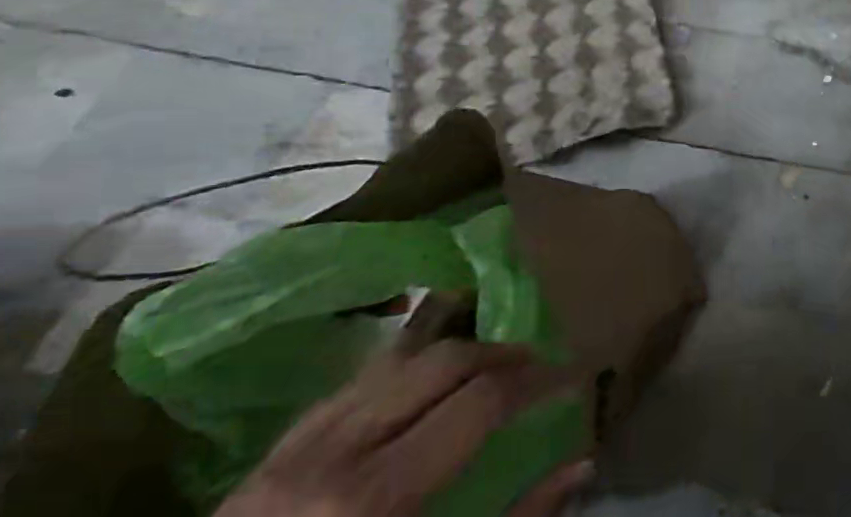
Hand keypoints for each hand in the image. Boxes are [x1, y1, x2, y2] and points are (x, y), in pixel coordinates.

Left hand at [215, 341, 593, 516]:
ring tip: (487, 369)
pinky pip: (355, 385)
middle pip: (443, 361)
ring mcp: (296, 446)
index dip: (536, 380)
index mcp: (375, 495)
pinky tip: (421, 392)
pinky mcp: (272, 452)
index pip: (480, 400)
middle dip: (501, 354)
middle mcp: (336, 452)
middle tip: (535, 367)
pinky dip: (403, 374)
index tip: (569, 377)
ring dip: (454, 355)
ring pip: (397, 359)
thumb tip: (579, 465)